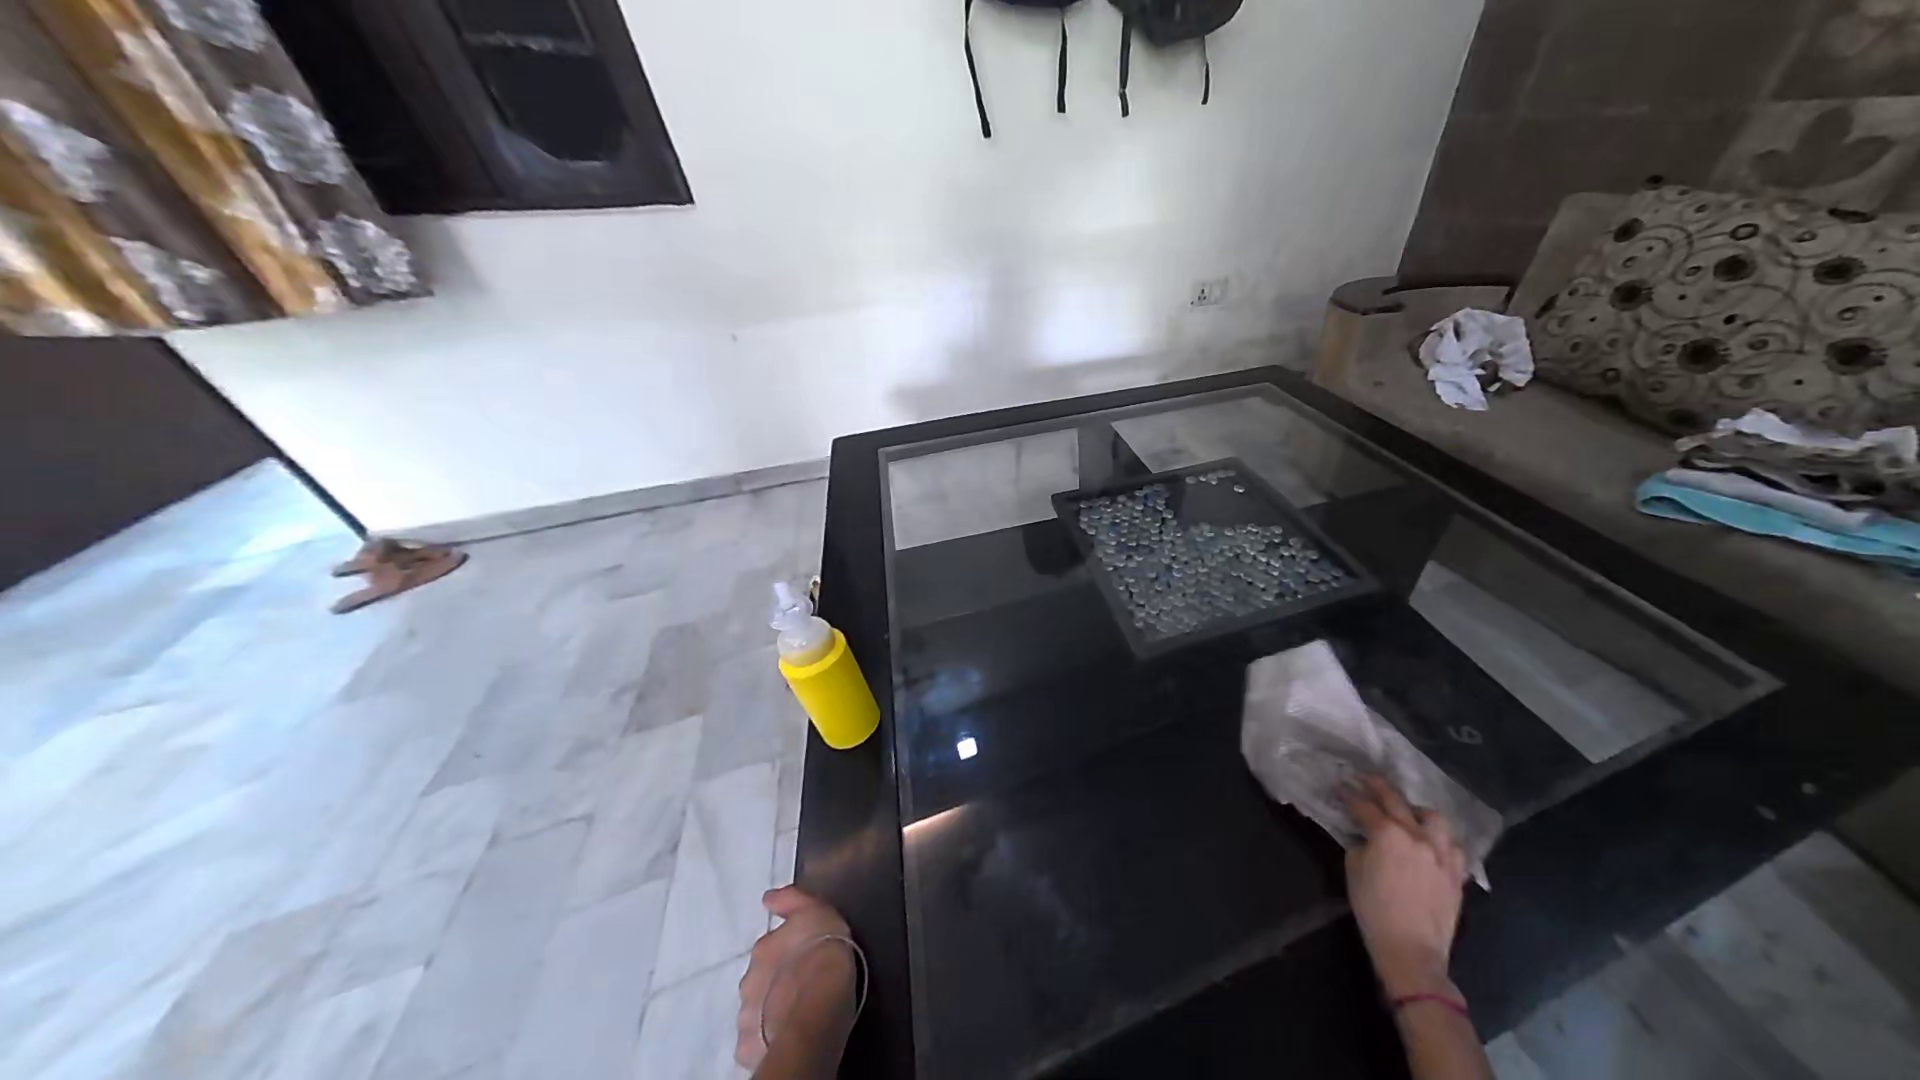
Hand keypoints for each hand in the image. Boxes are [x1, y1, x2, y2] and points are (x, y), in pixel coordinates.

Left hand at [735, 886, 857, 1070]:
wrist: (820, 1001)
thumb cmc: (822, 949)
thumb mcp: (816, 910)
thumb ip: (791, 900)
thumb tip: (768, 897)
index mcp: (763, 949)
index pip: (768, 948)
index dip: (784, 953)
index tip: (800, 957)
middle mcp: (749, 981)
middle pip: (759, 980)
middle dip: (774, 982)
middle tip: (798, 986)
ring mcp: (747, 1016)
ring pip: (756, 1012)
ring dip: (770, 1010)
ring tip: (795, 1013)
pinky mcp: (750, 1048)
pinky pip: (756, 1043)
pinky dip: (767, 1039)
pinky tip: (786, 1035)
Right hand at [1341, 776, 1468, 998]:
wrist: (1411, 949)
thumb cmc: (1373, 908)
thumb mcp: (1353, 869)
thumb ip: (1359, 844)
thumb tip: (1364, 836)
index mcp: (1387, 834)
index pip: (1364, 806)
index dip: (1349, 795)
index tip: (1339, 786)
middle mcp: (1417, 836)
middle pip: (1396, 801)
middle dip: (1377, 787)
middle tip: (1364, 779)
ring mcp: (1441, 854)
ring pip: (1432, 817)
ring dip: (1415, 809)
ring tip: (1405, 812)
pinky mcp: (1456, 873)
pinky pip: (1452, 845)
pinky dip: (1440, 838)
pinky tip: (1431, 842)